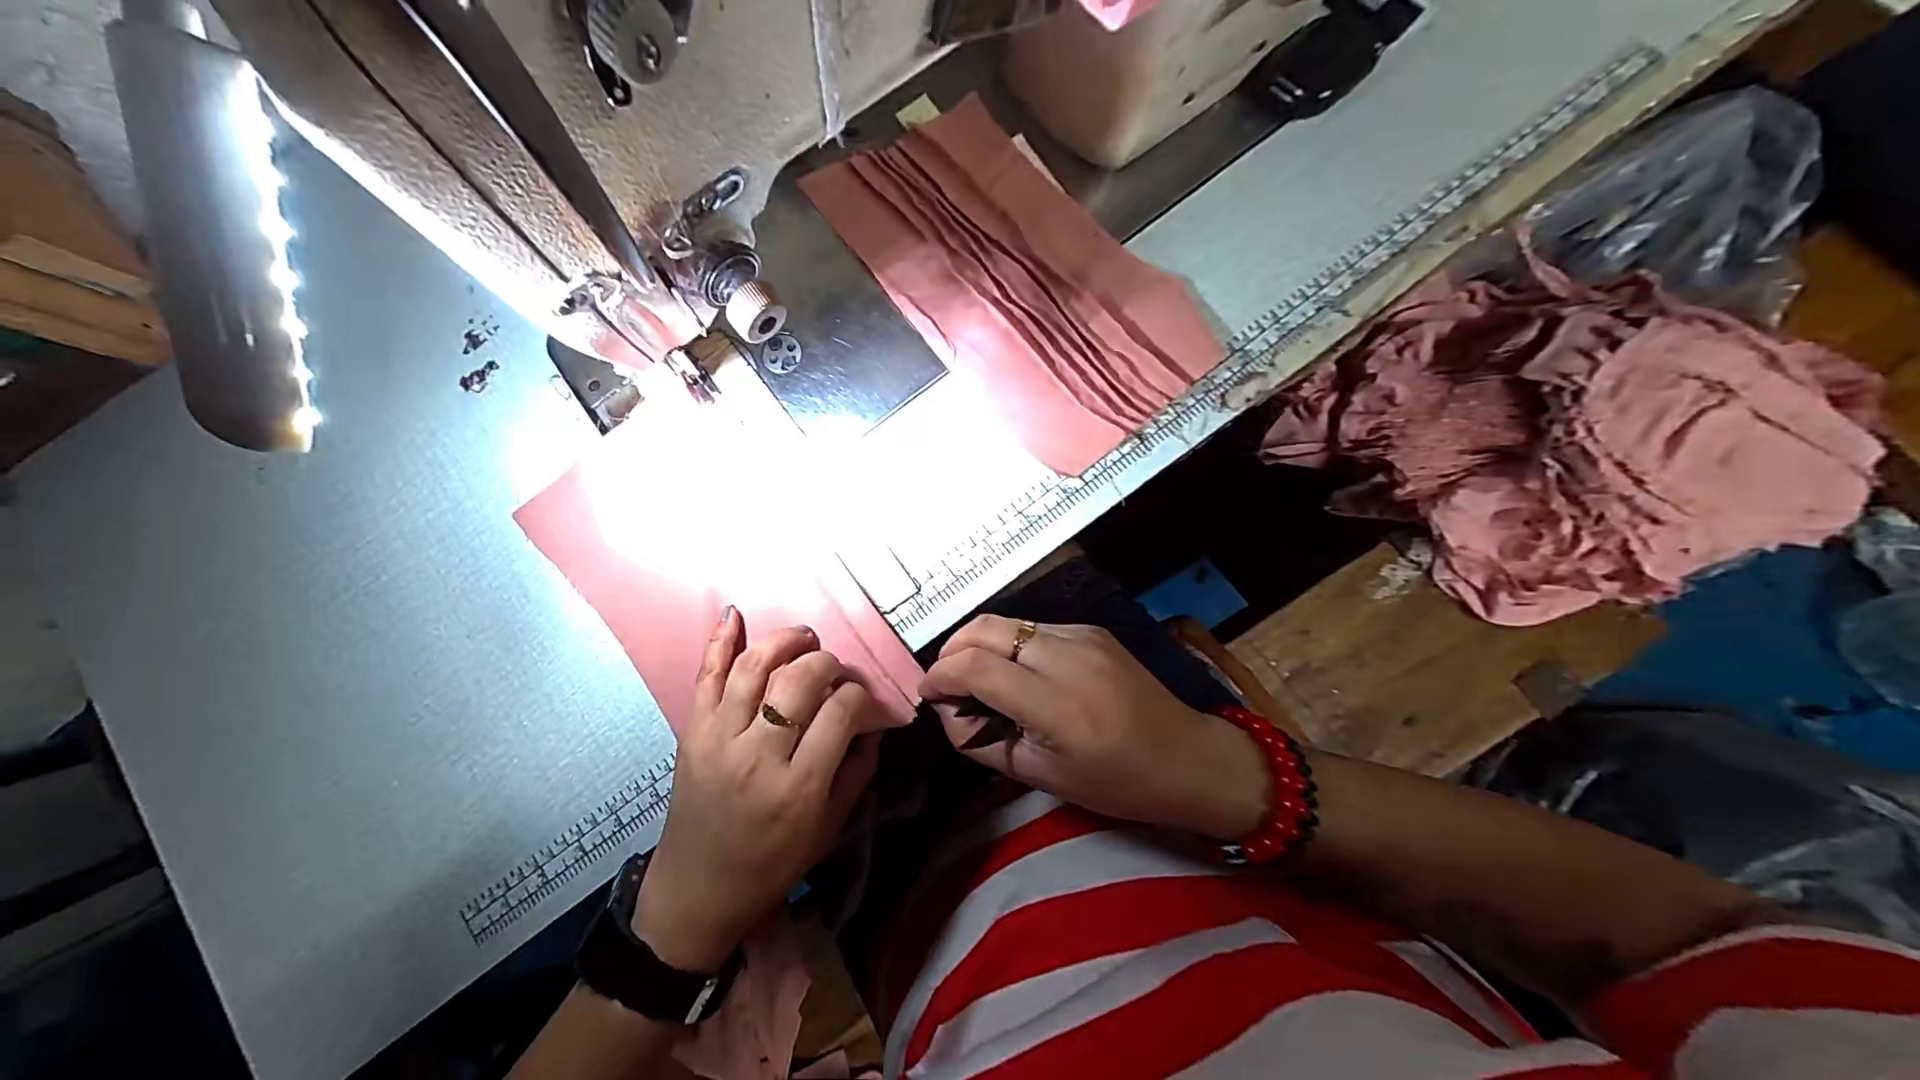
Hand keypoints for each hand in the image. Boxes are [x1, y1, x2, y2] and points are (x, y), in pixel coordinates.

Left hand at [633, 609, 882, 972]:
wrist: (699, 890)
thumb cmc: (773, 863)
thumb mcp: (830, 827)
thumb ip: (857, 771)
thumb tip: (872, 723)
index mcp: (799, 786)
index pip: (840, 711)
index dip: (858, 693)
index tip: (860, 696)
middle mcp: (759, 755)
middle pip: (799, 681)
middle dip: (827, 662)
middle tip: (835, 668)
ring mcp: (719, 739)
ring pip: (754, 668)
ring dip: (784, 642)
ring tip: (804, 638)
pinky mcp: (692, 732)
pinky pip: (706, 676)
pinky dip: (719, 641)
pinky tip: (735, 614)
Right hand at [920, 615, 1269, 841]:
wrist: (1189, 757)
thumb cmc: (1117, 783)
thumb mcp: (1042, 775)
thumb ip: (982, 742)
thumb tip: (949, 708)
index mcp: (1058, 704)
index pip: (976, 667)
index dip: (940, 677)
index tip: (929, 694)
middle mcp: (1069, 656)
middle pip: (985, 628)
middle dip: (952, 650)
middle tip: (947, 683)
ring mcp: (1083, 635)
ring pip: (1007, 622)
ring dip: (980, 645)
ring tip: (978, 680)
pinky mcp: (1092, 629)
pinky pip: (1033, 627)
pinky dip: (1010, 645)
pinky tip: (1016, 673)